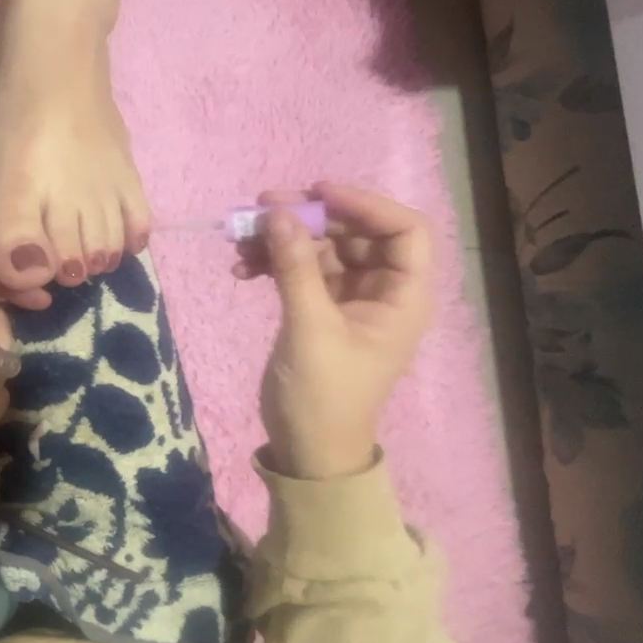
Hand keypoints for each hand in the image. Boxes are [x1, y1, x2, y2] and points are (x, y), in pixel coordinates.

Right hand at [236, 184, 434, 479]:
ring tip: (239, 239)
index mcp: (402, 297)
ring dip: (282, 239)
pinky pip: (298, 271)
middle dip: (308, 218)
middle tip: (259, 209)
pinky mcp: (317, 310)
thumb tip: (277, 213)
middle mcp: (380, 291)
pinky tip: (241, 269)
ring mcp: (347, 300)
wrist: (307, 449)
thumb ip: (295, 268)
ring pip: (320, 249)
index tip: (315, 193)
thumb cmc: (323, 394)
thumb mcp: (309, 329)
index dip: (365, 204)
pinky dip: (272, 263)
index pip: (402, 230)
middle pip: (353, 233)